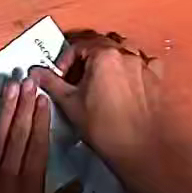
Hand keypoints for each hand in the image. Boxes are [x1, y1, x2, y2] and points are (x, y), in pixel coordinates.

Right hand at [36, 32, 191, 192]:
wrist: (139, 150)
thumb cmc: (103, 127)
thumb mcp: (70, 104)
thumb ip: (52, 83)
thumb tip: (35, 72)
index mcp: (103, 55)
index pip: (78, 46)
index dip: (66, 60)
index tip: (61, 77)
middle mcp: (125, 54)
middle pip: (101, 42)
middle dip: (86, 54)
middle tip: (77, 74)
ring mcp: (143, 65)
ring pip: (125, 47)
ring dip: (111, 54)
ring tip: (101, 72)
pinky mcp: (156, 79)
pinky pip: (146, 61)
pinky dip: (137, 63)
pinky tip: (129, 75)